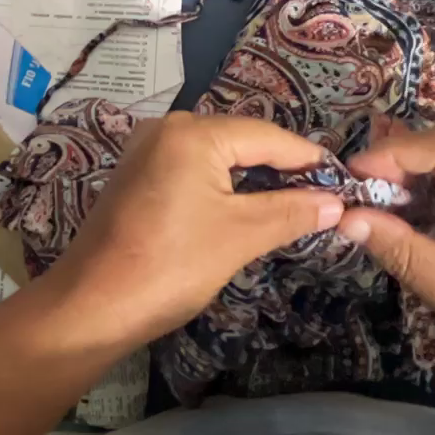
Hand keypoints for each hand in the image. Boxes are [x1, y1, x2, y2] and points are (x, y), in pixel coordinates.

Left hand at [43, 113, 342, 348]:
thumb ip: (290, 211)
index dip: (307, 159)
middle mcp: (167, 127)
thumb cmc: (170, 266)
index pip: (267, 136)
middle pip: (241, 140)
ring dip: (252, 177)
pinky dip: (222, 184)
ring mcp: (147, 149)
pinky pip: (192, 167)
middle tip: (322, 196)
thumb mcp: (239, 236)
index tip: (343, 181)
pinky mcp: (137, 174)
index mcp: (193, 132)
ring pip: (216, 154)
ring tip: (292, 202)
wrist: (90, 306)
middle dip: (281, 167)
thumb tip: (335, 202)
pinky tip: (243, 205)